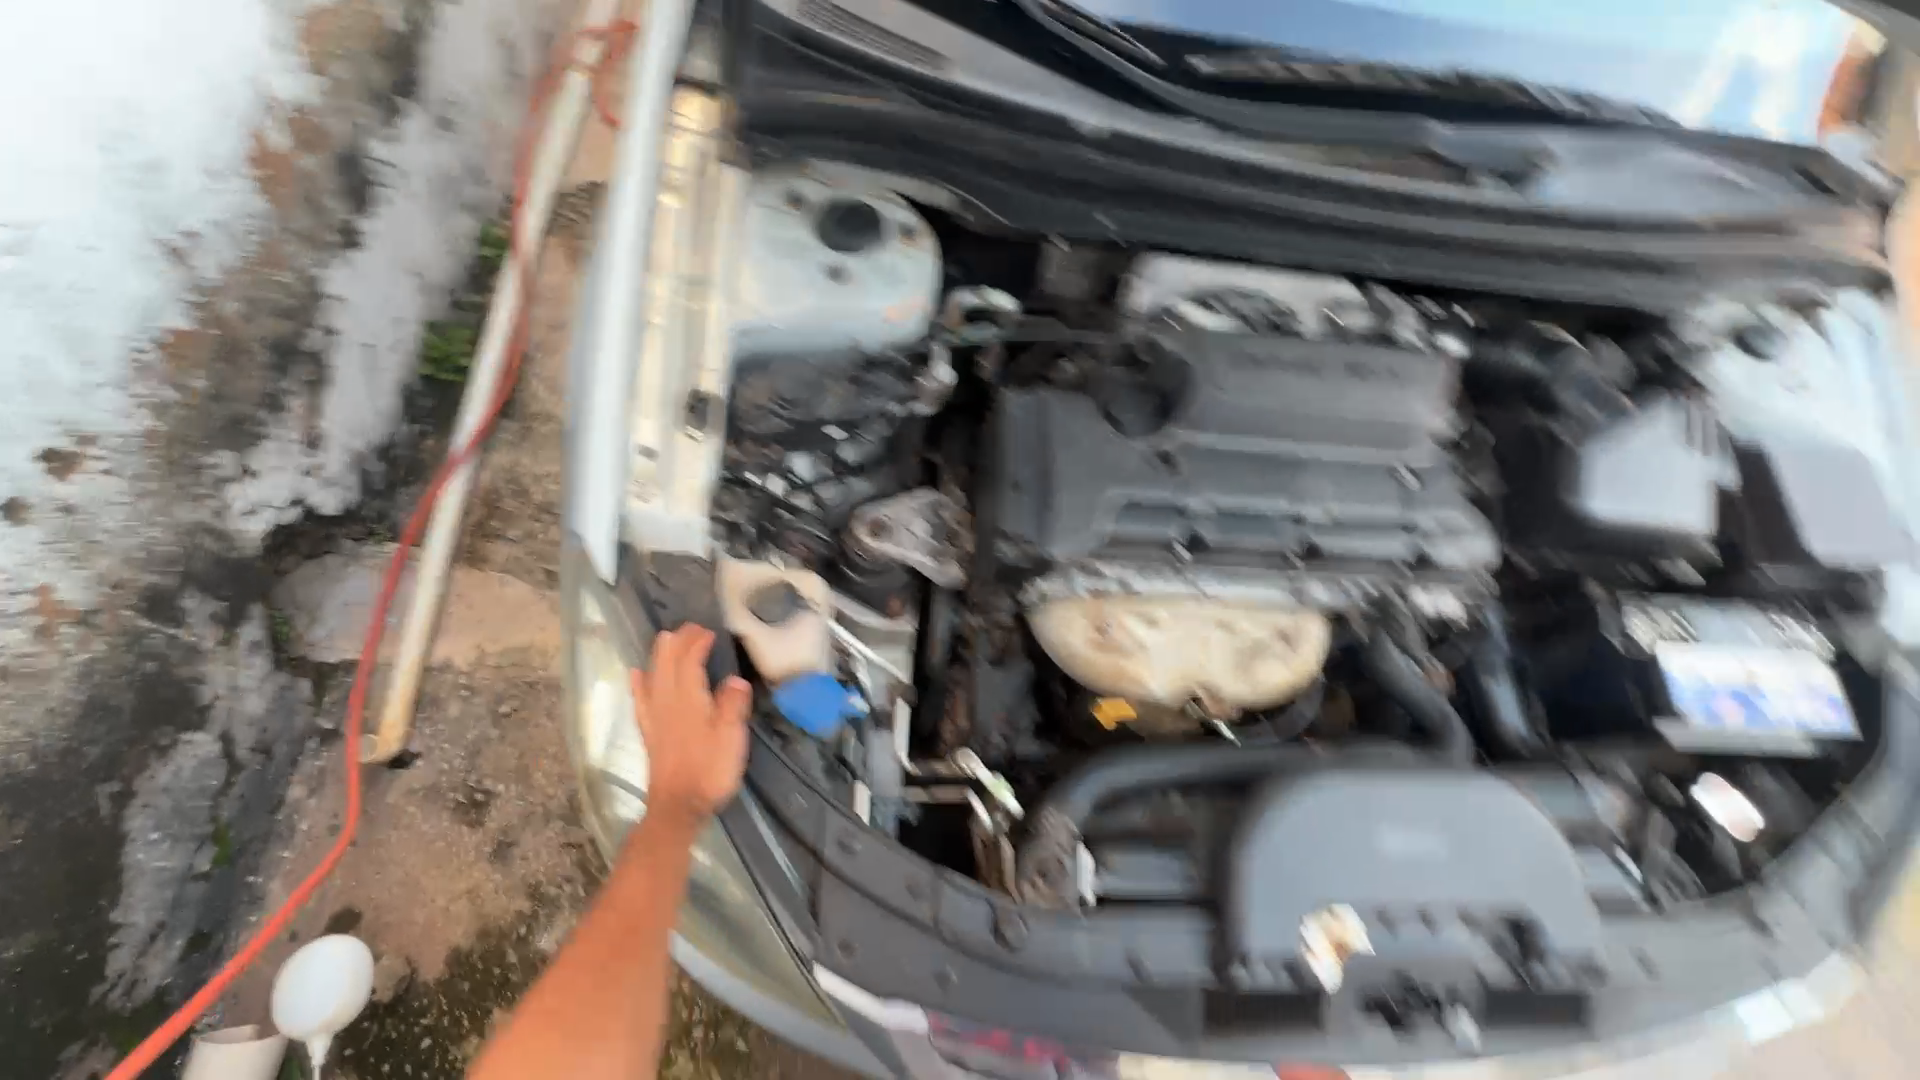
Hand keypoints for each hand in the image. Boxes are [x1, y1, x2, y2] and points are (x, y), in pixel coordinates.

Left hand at [629, 624, 752, 831]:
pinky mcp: (650, 732)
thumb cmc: (709, 771)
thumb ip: (732, 706)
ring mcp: (655, 717)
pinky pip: (641, 700)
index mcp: (688, 700)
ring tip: (666, 638)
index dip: (698, 643)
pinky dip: (639, 683)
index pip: (689, 661)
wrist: (677, 807)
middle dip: (679, 642)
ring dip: (661, 655)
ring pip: (654, 676)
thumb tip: (734, 680)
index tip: (710, 631)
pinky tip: (636, 674)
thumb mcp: (731, 738)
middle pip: (668, 663)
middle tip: (692, 627)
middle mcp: (667, 702)